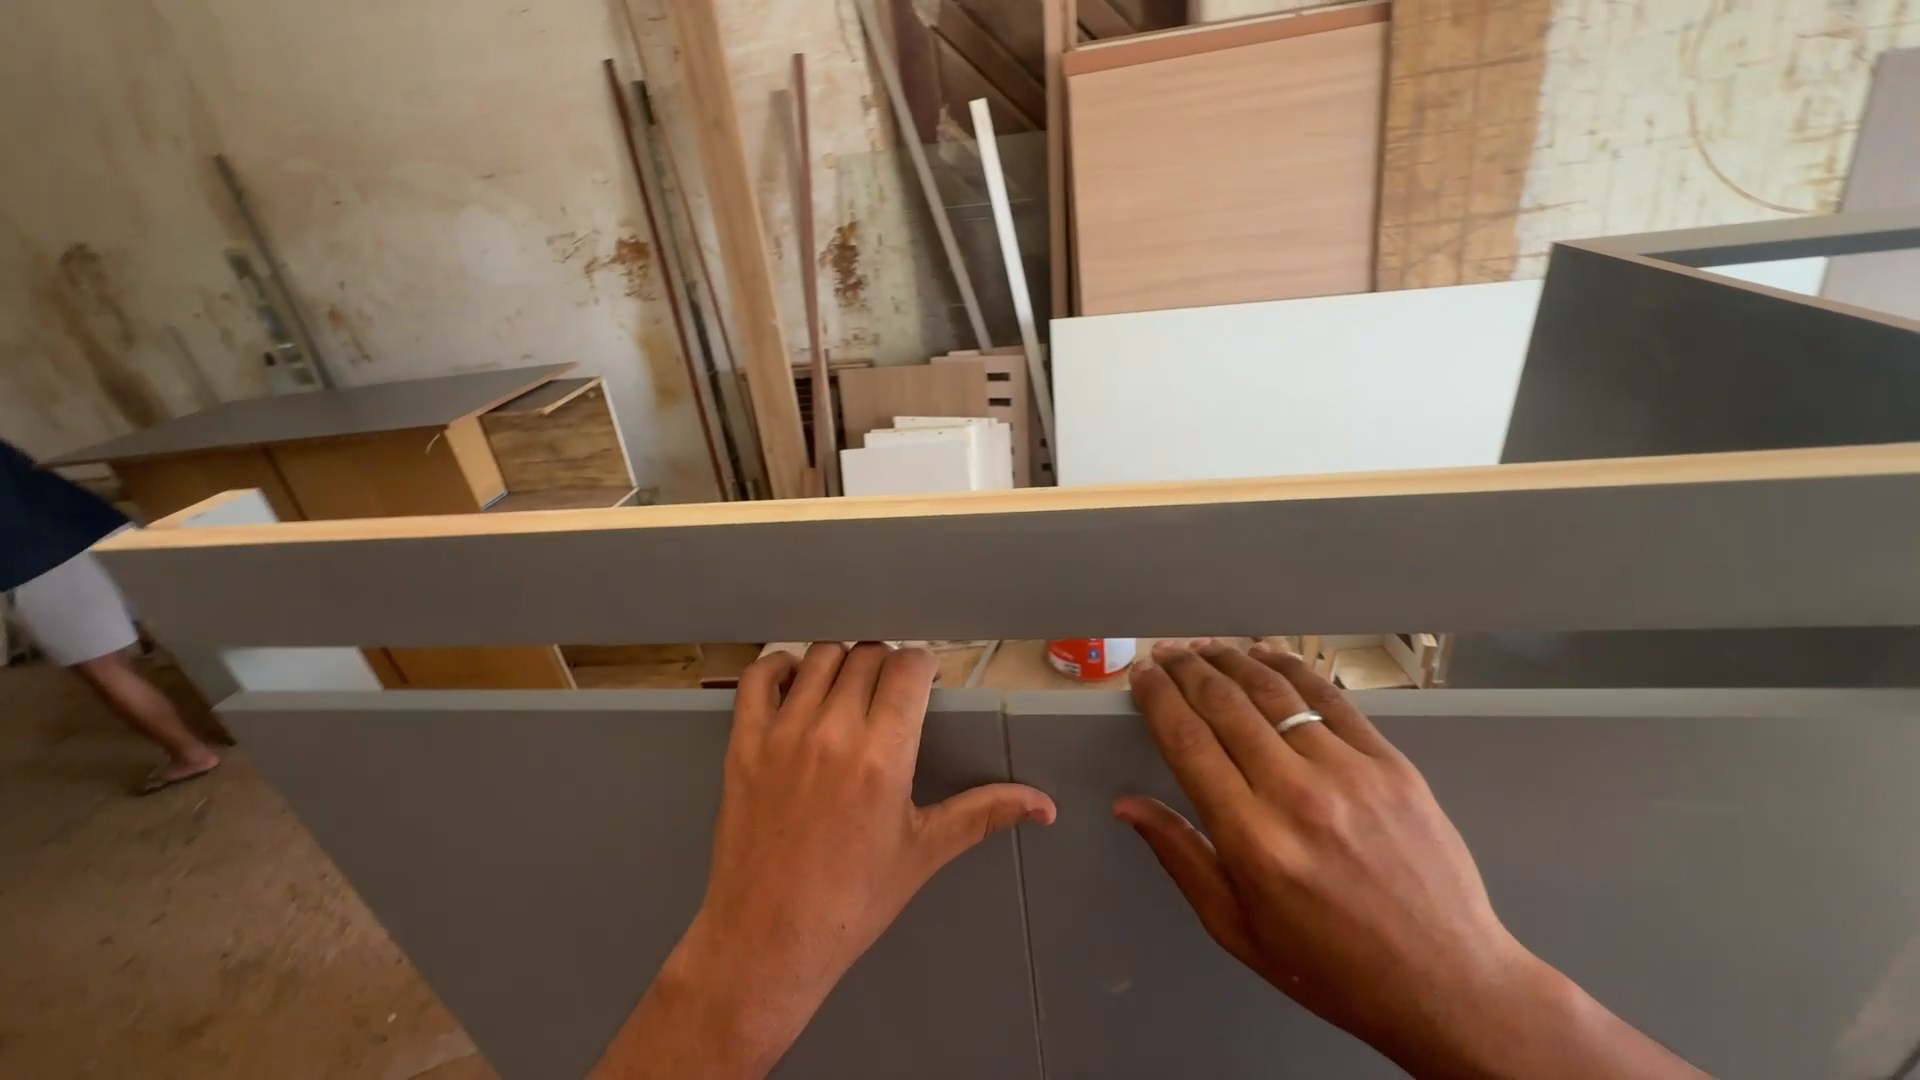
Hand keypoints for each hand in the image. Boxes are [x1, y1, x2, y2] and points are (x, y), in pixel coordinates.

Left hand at [593, 642, 1055, 1079]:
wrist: (767, 941)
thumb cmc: (853, 901)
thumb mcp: (925, 852)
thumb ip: (985, 813)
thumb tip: (1045, 806)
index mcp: (884, 755)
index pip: (910, 668)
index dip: (925, 665)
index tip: (927, 682)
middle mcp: (834, 731)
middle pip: (868, 655)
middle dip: (888, 664)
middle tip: (892, 693)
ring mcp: (783, 734)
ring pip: (820, 656)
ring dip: (842, 661)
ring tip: (850, 689)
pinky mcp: (743, 744)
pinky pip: (759, 677)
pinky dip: (780, 668)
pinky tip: (797, 685)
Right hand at [1119, 639, 1708, 1078]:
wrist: (1447, 982)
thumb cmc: (1330, 966)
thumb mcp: (1235, 927)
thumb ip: (1179, 855)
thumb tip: (1127, 804)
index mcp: (1252, 840)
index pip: (1187, 742)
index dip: (1156, 698)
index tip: (1139, 676)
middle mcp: (1297, 795)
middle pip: (1225, 704)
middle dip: (1185, 669)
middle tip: (1164, 653)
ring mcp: (1350, 772)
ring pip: (1275, 691)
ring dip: (1231, 660)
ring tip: (1204, 648)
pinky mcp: (1390, 764)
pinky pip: (1331, 698)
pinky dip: (1291, 668)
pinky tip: (1266, 655)